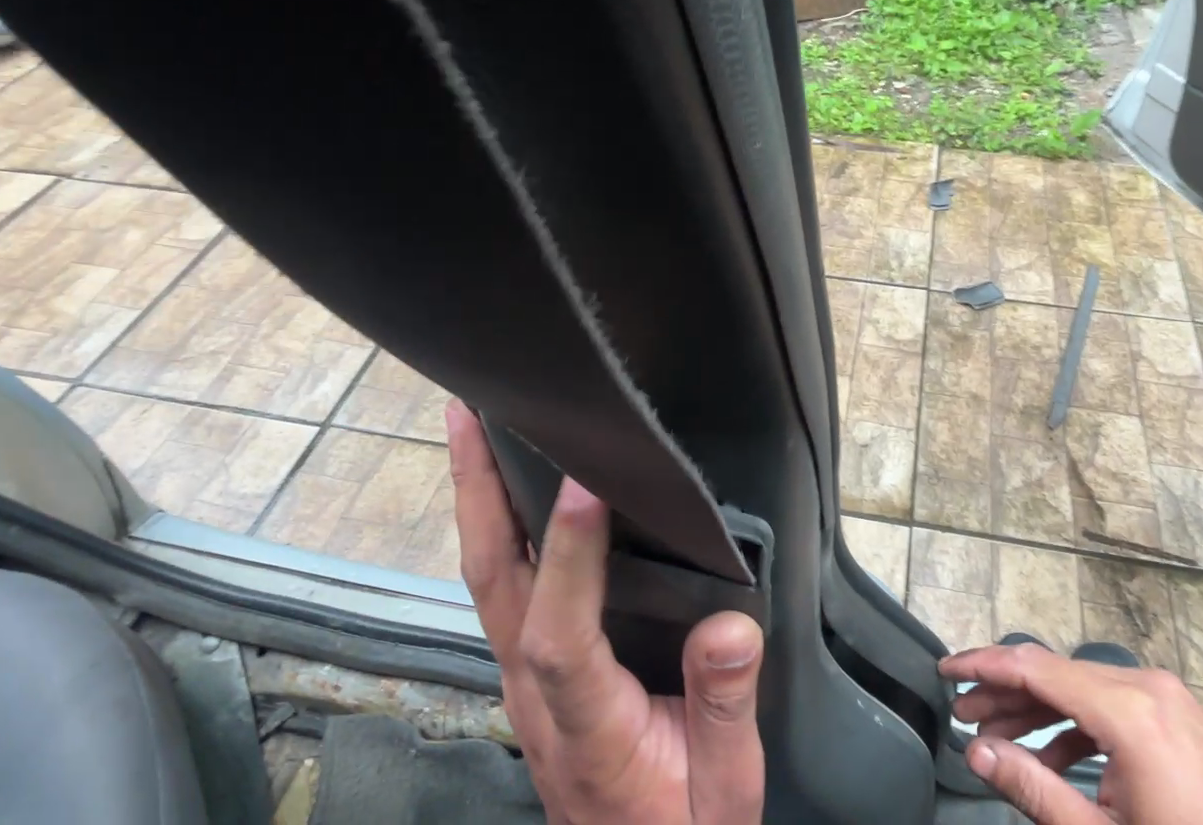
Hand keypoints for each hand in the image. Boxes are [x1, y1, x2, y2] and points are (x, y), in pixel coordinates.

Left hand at [447, 401, 765, 823]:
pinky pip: (505, 592)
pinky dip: (499, 532)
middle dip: (479, 494)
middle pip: (493, 584)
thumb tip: (730, 626)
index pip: (560, 633)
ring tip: (479, 433)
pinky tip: (511, 498)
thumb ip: (723, 707)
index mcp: (587, 725)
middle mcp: (537, 695)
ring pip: (489, 582)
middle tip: (472, 416)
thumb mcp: (724, 786)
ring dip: (479, 503)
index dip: (569, 557)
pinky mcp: (532, 677)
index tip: (588, 486)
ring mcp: (525, 685)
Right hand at [941, 643, 1202, 824]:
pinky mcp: (1179, 718)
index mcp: (1127, 710)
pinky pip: (1111, 706)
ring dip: (1036, 711)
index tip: (944, 670)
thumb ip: (1033, 788)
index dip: (981, 665)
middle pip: (1055, 674)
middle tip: (962, 715)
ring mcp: (1168, 700)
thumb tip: (976, 753)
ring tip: (996, 737)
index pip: (1034, 668)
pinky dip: (1075, 726)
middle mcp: (1147, 688)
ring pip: (1081, 688)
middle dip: (1004, 694)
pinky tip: (1052, 761)